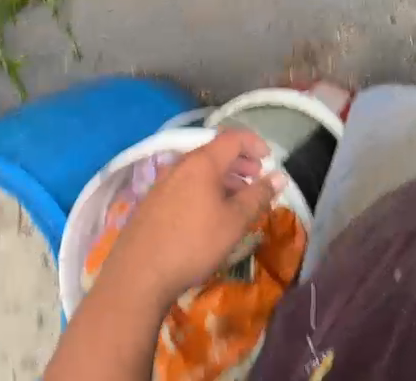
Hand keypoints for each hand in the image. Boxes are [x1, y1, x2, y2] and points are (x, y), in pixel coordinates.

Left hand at [110, 129, 284, 296]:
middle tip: (255, 179)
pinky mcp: (150, 204)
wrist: (136, 278)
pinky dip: (203, 190)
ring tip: (235, 200)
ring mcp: (161, 185)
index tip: (269, 160)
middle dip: (240, 162)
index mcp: (202, 163)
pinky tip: (206, 216)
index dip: (255, 144)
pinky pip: (184, 186)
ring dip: (222, 178)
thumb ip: (258, 195)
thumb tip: (280, 176)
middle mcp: (180, 166)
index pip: (234, 138)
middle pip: (215, 152)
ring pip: (198, 171)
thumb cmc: (193, 244)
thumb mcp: (235, 222)